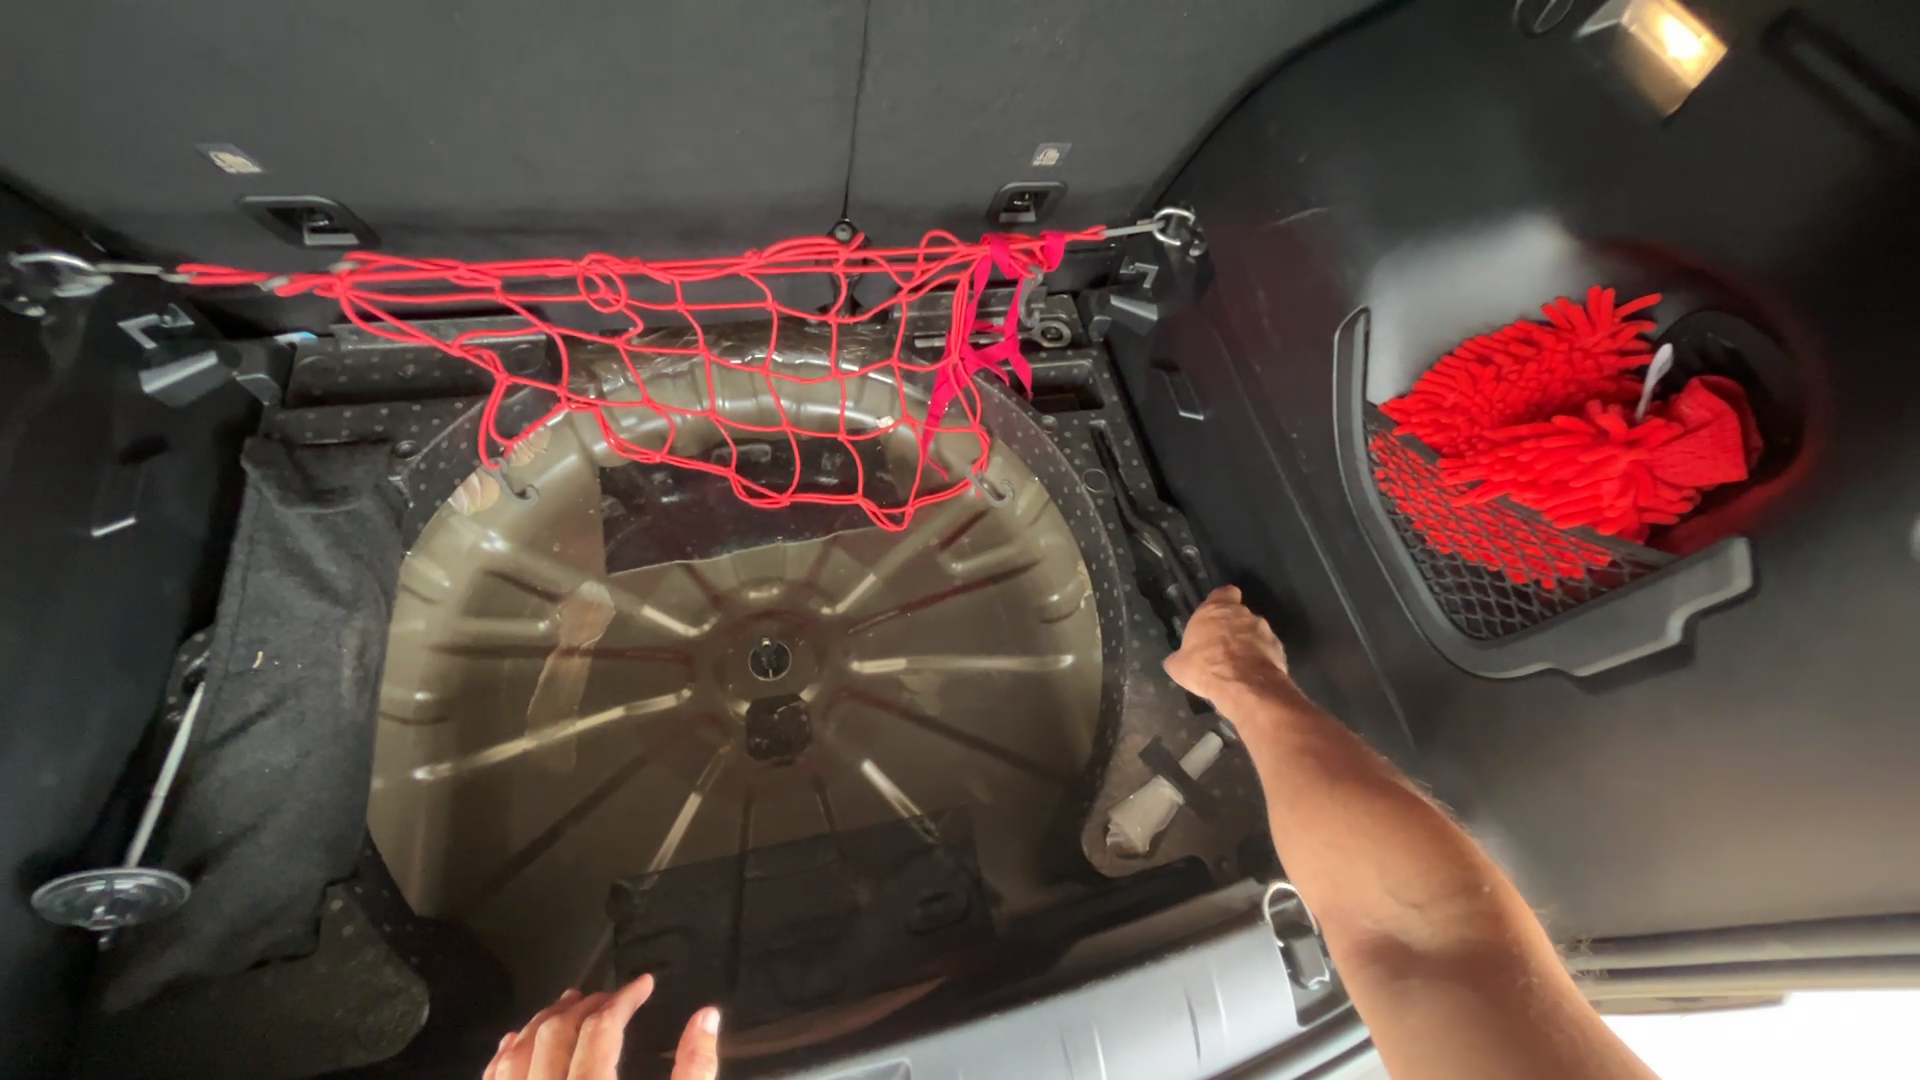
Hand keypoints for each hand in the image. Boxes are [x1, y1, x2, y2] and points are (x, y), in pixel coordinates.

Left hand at [483, 974, 719, 1079]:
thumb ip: (694, 1071)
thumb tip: (706, 1017)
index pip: (603, 1028)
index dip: (625, 998)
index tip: (644, 985)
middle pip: (555, 1033)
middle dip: (586, 1004)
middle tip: (611, 995)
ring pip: (515, 1056)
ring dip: (541, 1022)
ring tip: (568, 1006)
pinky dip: (503, 1058)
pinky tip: (514, 1043)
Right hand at [1164, 586, 1298, 714]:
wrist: (1243, 686)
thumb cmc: (1205, 667)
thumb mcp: (1179, 666)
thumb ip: (1180, 657)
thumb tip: (1176, 661)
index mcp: (1215, 610)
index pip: (1223, 593)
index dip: (1221, 602)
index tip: (1215, 616)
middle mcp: (1242, 614)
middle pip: (1239, 614)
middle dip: (1233, 628)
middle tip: (1222, 648)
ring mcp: (1264, 630)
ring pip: (1255, 632)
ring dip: (1248, 644)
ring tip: (1239, 666)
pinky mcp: (1279, 649)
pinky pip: (1268, 650)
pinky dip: (1261, 659)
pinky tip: (1251, 675)